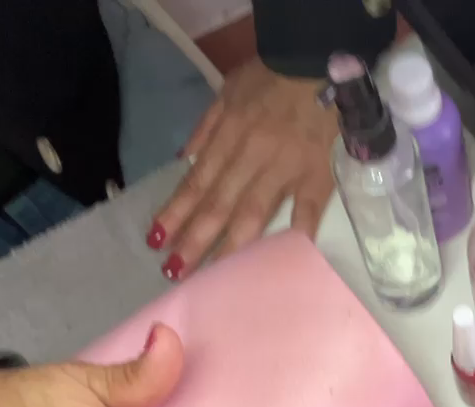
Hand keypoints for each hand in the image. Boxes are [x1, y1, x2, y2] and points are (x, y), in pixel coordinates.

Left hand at [147, 60, 335, 279]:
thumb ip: (206, 127)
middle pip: (218, 204)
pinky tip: (283, 260)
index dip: (176, 212)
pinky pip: (306, 210)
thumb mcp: (228, 91)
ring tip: (212, 276)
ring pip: (252, 213)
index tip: (157, 240)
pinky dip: (297, 233)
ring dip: (230, 246)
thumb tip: (183, 160)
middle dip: (194, 239)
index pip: (197, 182)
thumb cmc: (272, 80)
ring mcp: (284, 170)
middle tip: (175, 271)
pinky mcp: (316, 178)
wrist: (316, 62)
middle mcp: (250, 157)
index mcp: (229, 137)